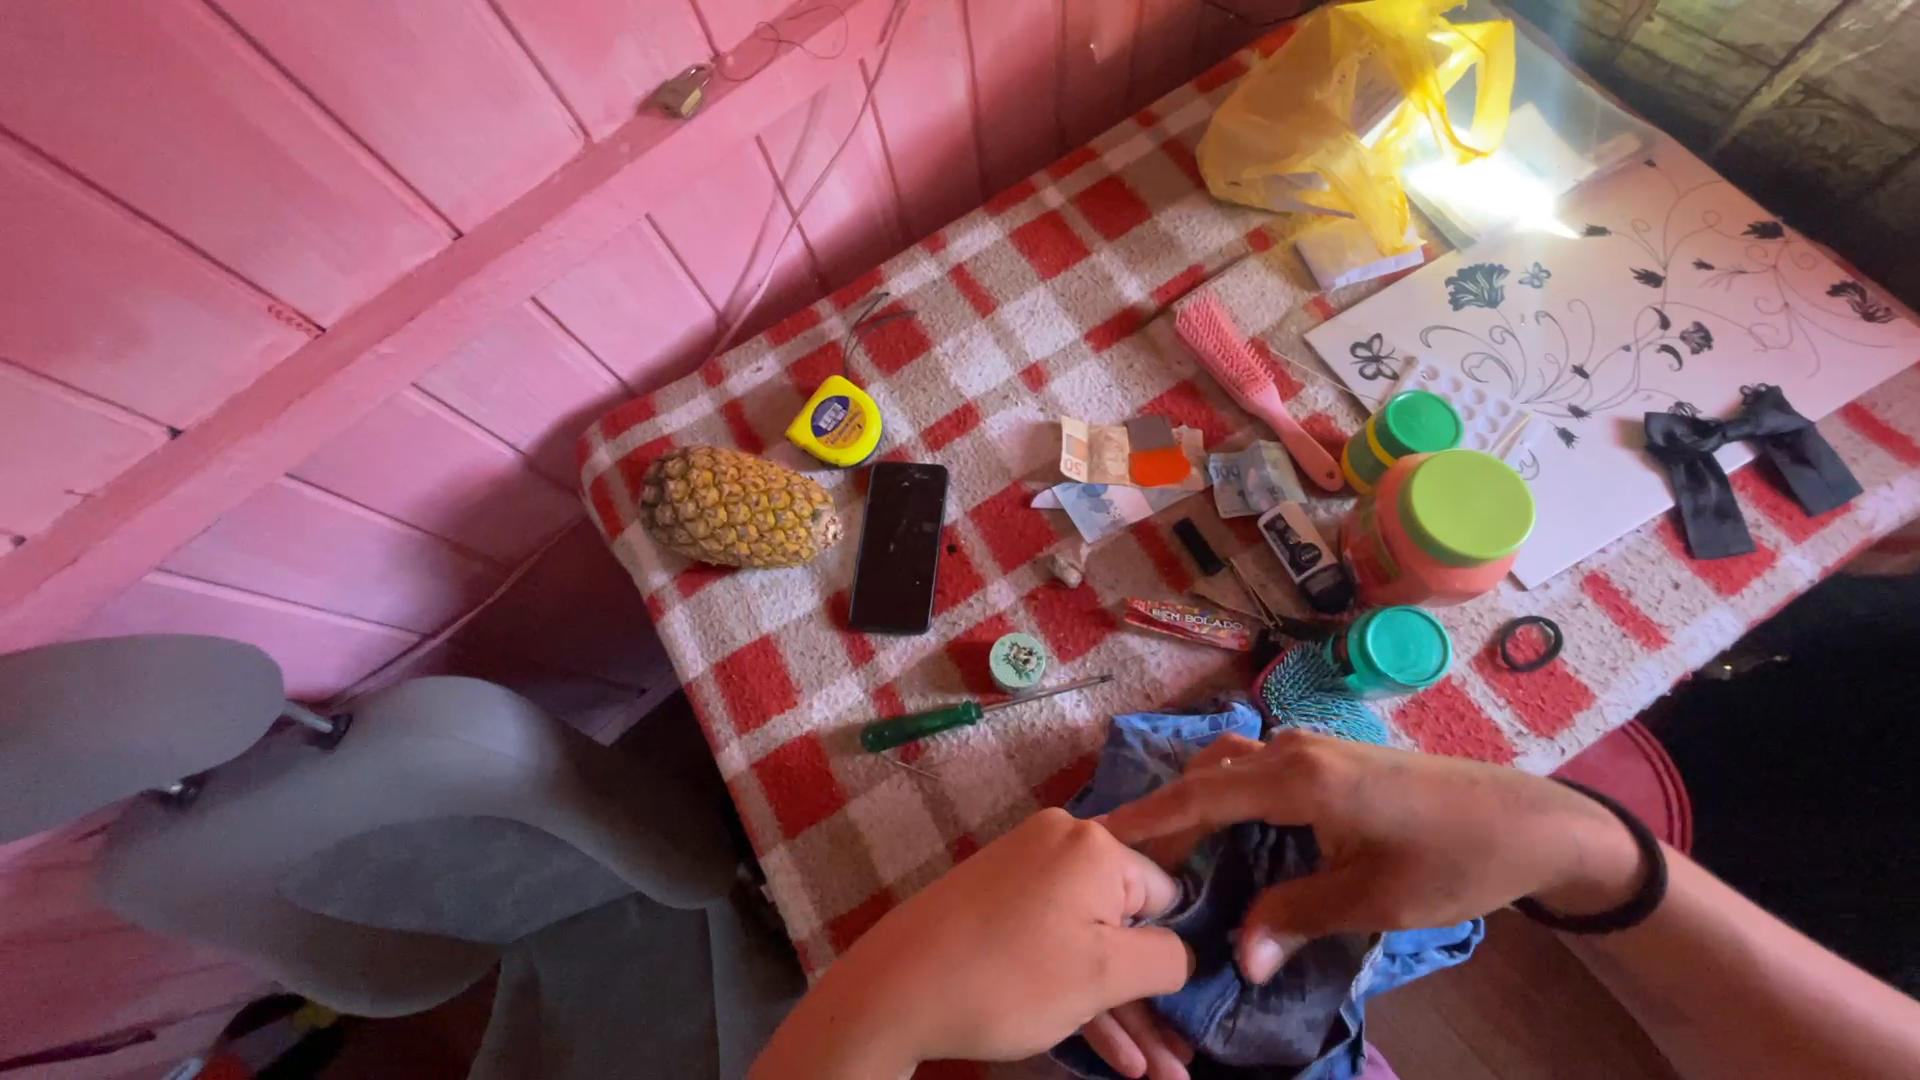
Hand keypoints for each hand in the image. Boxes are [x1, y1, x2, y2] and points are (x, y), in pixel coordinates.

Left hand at [749, 808, 1193, 1076]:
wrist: (901, 983)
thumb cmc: (1014, 976)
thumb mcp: (1104, 974)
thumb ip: (1164, 957)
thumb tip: (1186, 948)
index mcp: (1093, 845)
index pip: (1163, 891)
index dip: (1174, 949)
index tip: (1188, 1003)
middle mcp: (1061, 843)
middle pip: (1125, 921)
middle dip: (1153, 996)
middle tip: (1180, 1060)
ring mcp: (1026, 870)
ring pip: (1090, 940)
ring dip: (1122, 1006)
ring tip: (1159, 1073)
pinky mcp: (1001, 900)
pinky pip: (1055, 940)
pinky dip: (1080, 989)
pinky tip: (1115, 1055)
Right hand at [1104, 730, 1644, 983]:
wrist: (1533, 821)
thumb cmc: (1456, 861)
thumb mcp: (1376, 899)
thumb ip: (1297, 918)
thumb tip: (1235, 958)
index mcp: (1300, 779)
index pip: (1203, 795)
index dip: (1151, 816)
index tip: (1103, 832)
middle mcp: (1293, 750)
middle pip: (1208, 774)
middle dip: (1167, 813)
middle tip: (1136, 859)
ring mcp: (1309, 746)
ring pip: (1228, 764)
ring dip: (1195, 799)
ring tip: (1175, 848)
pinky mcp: (1324, 755)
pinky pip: (1253, 766)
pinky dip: (1224, 792)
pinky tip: (1228, 828)